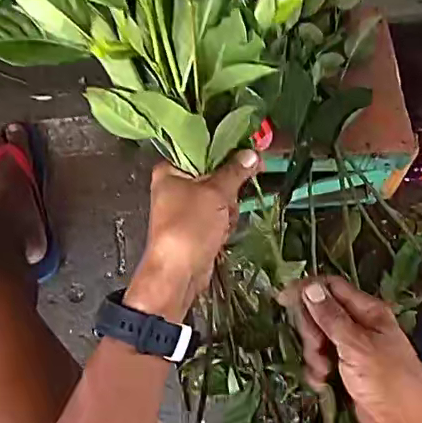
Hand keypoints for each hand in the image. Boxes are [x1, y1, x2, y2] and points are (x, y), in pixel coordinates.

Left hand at [124, 150, 261, 321]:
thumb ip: (235, 171)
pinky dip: (223, 224)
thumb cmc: (189, 227)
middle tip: (228, 200)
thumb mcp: (216, 192)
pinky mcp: (195, 226)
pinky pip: (218, 215)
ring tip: (222, 222)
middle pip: (215, 175)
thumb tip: (251, 154)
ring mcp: (185, 208)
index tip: (248, 155)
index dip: (226, 152)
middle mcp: (174, 186)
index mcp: (170, 170)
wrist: (179, 273)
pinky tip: (221, 233)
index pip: (202, 150)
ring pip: (220, 197)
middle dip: (228, 191)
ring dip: (228, 210)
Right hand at [279, 276, 421, 422]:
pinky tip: (322, 384)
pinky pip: (321, 362)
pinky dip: (317, 372)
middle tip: (316, 348)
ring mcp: (351, 350)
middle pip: (320, 314)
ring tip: (323, 371)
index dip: (307, 290)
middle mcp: (359, 326)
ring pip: (318, 340)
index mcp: (368, 312)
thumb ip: (331, 317)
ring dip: (313, 354)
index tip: (282, 298)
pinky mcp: (345, 373)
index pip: (332, 288)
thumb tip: (310, 288)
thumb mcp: (357, 346)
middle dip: (311, 331)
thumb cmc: (388, 381)